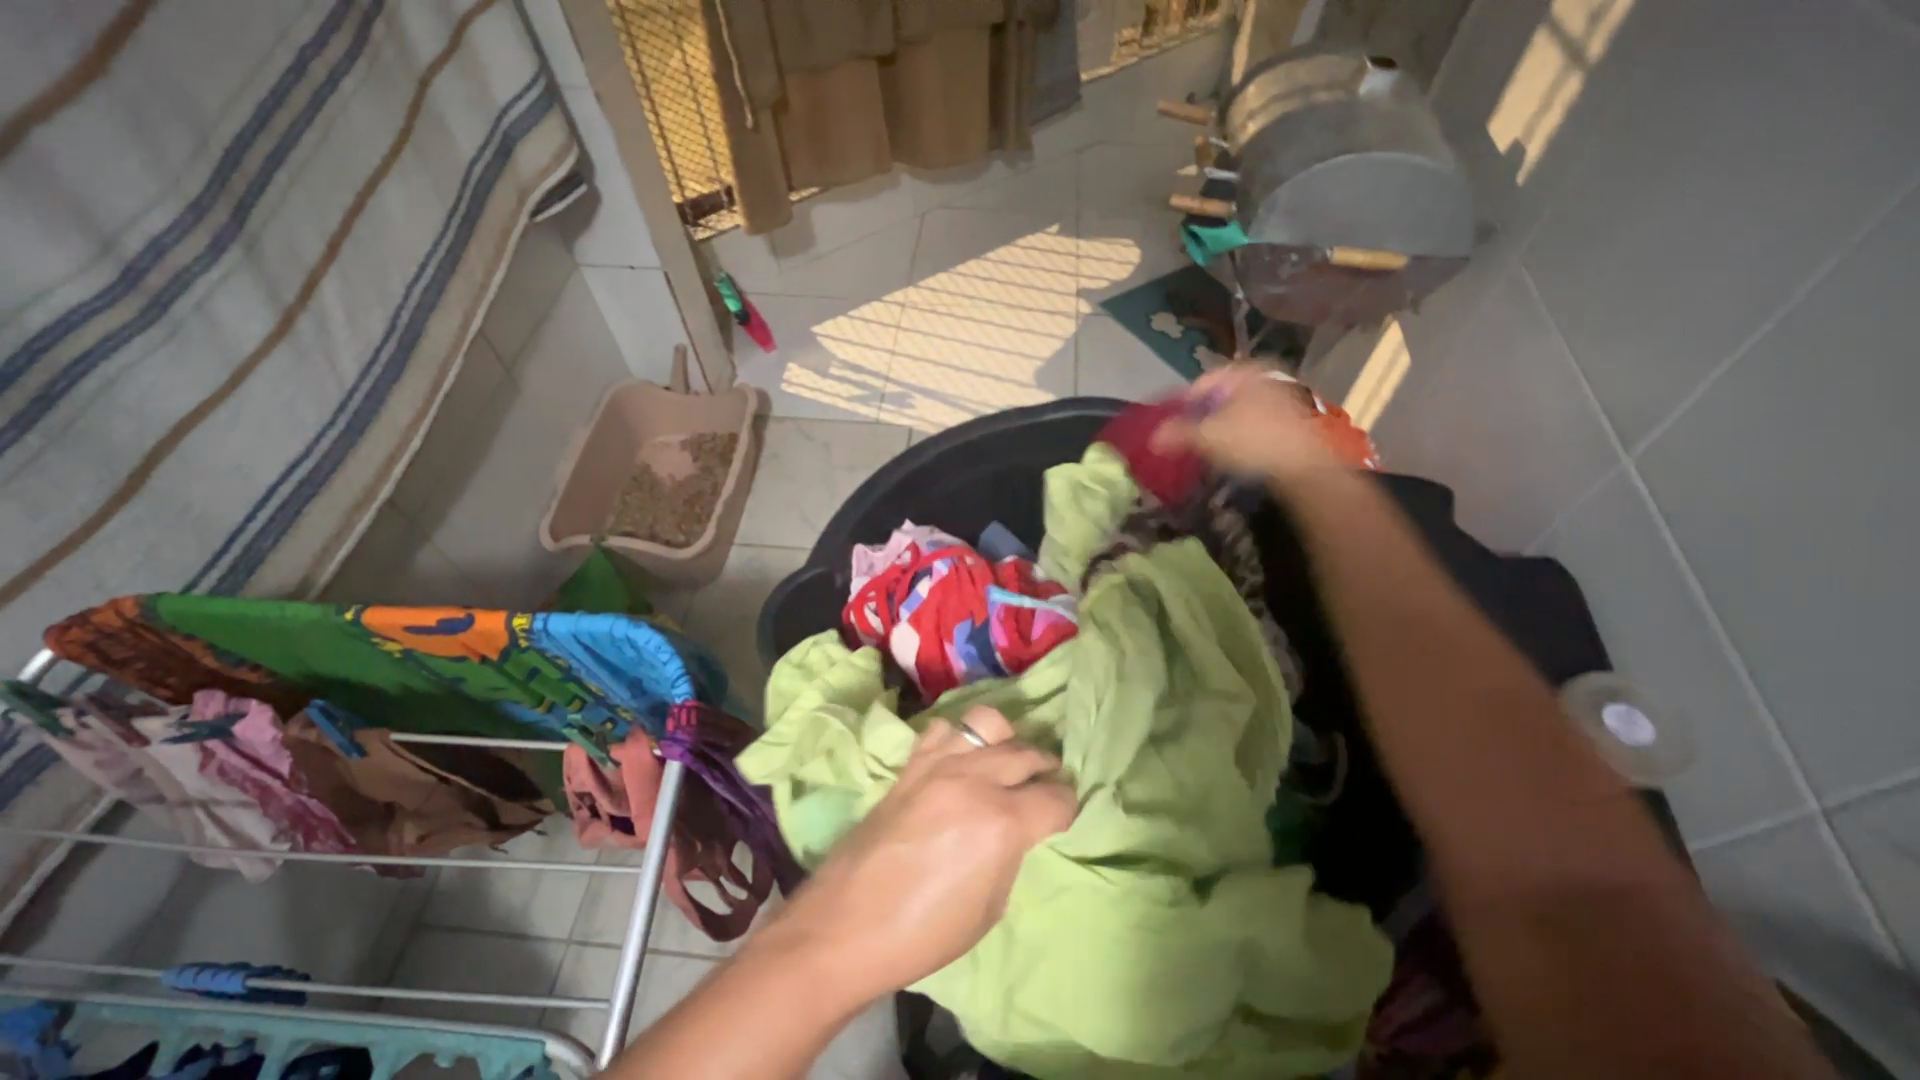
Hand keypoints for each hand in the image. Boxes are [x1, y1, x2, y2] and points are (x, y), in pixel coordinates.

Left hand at [759, 706, 1075, 1003]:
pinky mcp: (909, 768)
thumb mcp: (991, 907)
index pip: (1057, 797)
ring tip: (1004, 766)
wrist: (846, 927)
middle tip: (1043, 789)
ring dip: (1006, 742)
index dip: (1067, 810)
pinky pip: (944, 730)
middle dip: (1044, 771)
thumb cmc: (925, 933)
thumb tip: (1018, 833)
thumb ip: (1011, 855)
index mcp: (1003, 822)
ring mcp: (938, 767)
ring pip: (988, 724)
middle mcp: (974, 781)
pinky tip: (960, 762)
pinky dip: (960, 738)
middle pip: (1027, 753)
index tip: (1062, 819)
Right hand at [1151, 365, 1340, 481]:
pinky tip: (1239, 452)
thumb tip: (1153, 438)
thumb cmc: (1253, 442)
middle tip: (1192, 436)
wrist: (1305, 466)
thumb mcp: (1208, 438)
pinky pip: (1259, 421)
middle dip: (1205, 415)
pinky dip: (1245, 433)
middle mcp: (1265, 376)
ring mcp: (1284, 396)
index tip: (1173, 425)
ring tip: (1213, 447)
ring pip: (1242, 409)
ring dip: (1225, 425)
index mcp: (1243, 372)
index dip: (1183, 403)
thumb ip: (1177, 434)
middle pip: (1223, 395)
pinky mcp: (1295, 418)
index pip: (1202, 382)